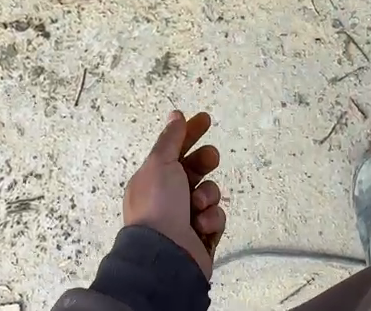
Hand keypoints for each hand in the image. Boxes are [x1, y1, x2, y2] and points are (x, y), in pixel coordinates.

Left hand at [122, 110, 226, 275]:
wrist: (165, 256)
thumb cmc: (158, 204)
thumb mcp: (159, 164)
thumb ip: (170, 139)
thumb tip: (175, 115)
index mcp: (154, 179)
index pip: (174, 149)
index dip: (190, 132)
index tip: (206, 118)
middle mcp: (169, 197)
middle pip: (195, 168)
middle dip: (205, 161)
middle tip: (210, 160)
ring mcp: (187, 217)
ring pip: (209, 191)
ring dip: (207, 194)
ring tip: (198, 205)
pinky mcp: (203, 236)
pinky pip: (216, 216)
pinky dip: (211, 218)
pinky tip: (202, 224)